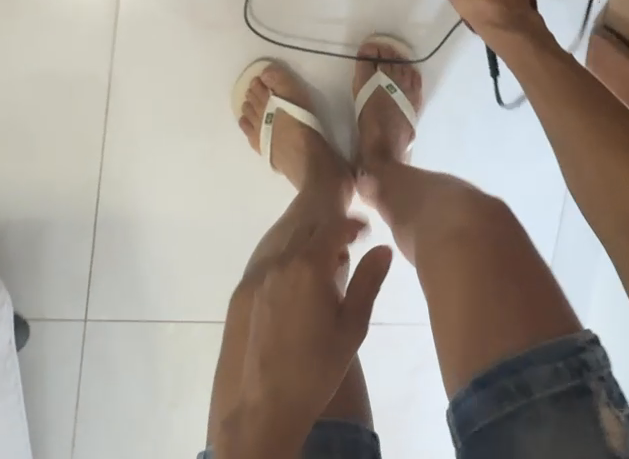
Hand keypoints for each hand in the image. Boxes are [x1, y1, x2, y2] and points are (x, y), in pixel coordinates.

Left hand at [217, 216, 392, 457]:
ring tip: (326, 268)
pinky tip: (301, 286)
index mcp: (309, 267)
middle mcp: (281, 263)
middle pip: (308, 229)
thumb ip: (368, 281)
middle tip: (349, 248)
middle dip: (330, 231)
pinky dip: (290, 259)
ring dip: (309, 244)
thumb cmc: (318, 368)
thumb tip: (383, 249)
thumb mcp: (353, 326)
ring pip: (288, 243)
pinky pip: (272, 261)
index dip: (352, 224)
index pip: (333, 227)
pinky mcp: (245, 293)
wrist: (266, 405)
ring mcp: (260, 278)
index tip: (366, 232)